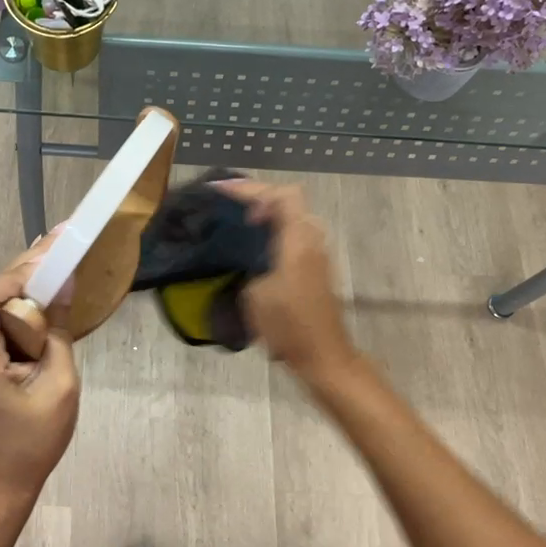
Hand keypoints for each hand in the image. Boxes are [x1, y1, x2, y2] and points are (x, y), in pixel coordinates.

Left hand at [0, 243, 80, 500]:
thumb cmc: (35, 439)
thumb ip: (59, 331)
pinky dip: (16, 308)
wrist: (2, 477)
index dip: (17, 274)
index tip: (51, 261)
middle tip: (61, 248)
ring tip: (57, 268)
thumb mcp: (60, 385)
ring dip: (23, 289)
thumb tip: (66, 283)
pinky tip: (42, 298)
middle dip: (26, 273)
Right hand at [217, 181, 360, 385]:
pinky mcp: (315, 268)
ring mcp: (317, 253)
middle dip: (257, 196)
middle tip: (226, 203)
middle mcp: (312, 239)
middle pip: (288, 201)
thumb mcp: (257, 294)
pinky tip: (251, 245)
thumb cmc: (290, 326)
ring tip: (235, 220)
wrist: (325, 358)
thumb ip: (251, 262)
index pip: (281, 195)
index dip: (251, 188)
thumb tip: (245, 251)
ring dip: (266, 213)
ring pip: (291, 217)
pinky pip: (292, 234)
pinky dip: (272, 230)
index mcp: (299, 240)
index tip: (221, 191)